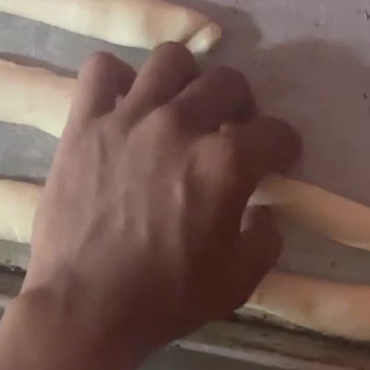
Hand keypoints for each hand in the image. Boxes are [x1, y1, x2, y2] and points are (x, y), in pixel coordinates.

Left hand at [9, 45, 301, 369]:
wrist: (87, 307)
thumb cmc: (165, 301)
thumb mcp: (235, 285)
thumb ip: (264, 243)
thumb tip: (265, 216)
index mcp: (226, 164)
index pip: (274, 134)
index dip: (284, 147)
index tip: (281, 159)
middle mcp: (181, 125)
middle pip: (227, 83)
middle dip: (242, 106)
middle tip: (234, 132)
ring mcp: (128, 119)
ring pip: (170, 61)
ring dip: (188, 81)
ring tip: (183, 110)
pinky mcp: (84, 125)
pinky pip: (103, 70)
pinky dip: (120, 80)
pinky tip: (127, 106)